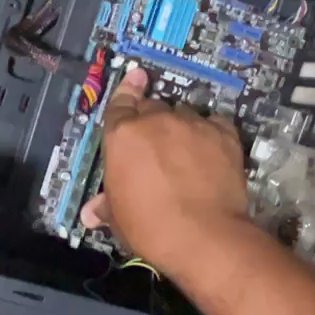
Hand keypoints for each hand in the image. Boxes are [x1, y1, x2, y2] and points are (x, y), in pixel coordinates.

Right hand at [82, 66, 251, 274]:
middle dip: (152, 119)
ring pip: (185, 113)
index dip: (127, 91)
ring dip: (182, 126)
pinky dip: (212, 132)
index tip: (136, 78)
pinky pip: (215, 123)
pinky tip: (212, 148)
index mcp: (123, 136)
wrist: (203, 236)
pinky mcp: (224, 134)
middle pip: (153, 107)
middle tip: (157, 141)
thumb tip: (91, 214)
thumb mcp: (119, 217)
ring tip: (186, 148)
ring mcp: (192, 124)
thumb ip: (106, 206)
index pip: (120, 104)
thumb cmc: (149, 227)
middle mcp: (156, 120)